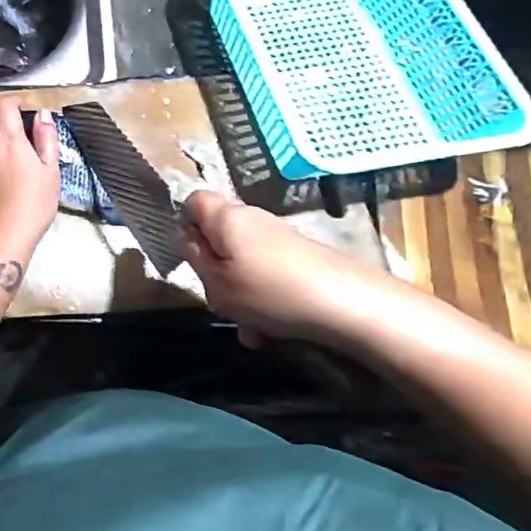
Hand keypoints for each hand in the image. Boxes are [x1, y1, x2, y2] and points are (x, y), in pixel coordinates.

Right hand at [180, 190, 387, 346]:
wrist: (345, 302)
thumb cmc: (269, 291)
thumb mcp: (218, 283)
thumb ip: (195, 257)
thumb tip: (186, 236)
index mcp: (227, 218)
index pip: (194, 202)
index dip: (185, 225)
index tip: (190, 258)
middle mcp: (252, 219)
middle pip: (218, 237)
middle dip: (214, 270)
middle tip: (219, 299)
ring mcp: (278, 237)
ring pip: (241, 261)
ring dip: (238, 292)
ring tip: (248, 327)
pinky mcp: (298, 255)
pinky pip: (265, 273)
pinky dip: (262, 297)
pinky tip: (269, 329)